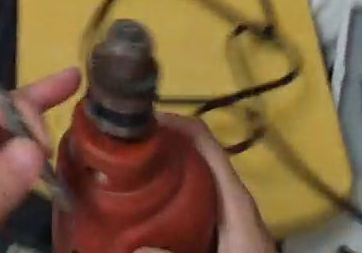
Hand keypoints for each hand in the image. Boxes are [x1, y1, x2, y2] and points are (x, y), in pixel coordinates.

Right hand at [141, 114, 275, 252]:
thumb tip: (134, 247)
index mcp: (236, 198)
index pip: (206, 141)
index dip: (175, 123)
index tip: (140, 121)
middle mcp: (231, 198)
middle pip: (195, 154)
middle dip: (162, 144)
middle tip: (125, 145)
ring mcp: (227, 215)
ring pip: (192, 177)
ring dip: (163, 167)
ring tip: (129, 168)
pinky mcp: (222, 233)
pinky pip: (191, 200)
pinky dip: (169, 192)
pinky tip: (146, 205)